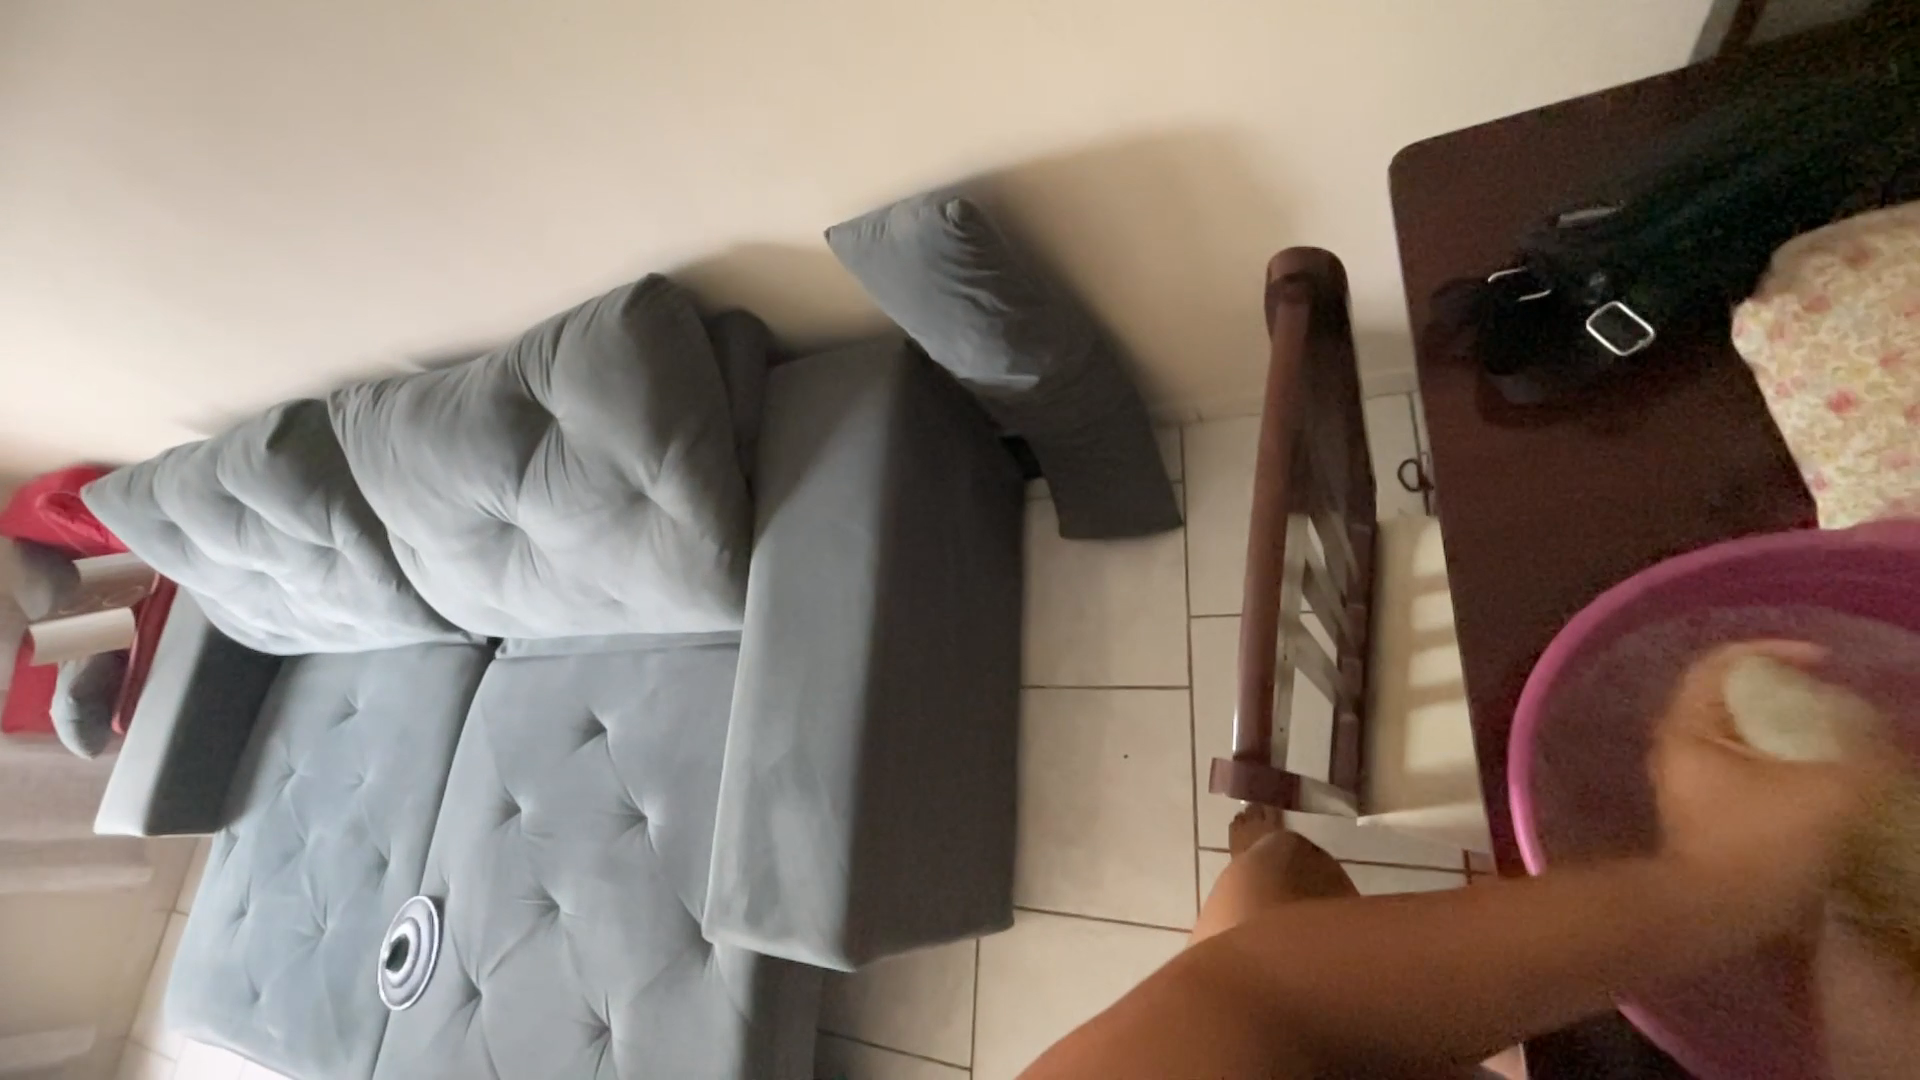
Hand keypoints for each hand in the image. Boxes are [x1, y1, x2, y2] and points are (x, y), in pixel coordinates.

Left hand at [1649, 641, 1886, 935]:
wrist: (1717, 905)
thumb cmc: (1761, 841)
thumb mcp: (1829, 791)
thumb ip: (1862, 752)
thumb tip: (1878, 733)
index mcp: (1687, 726)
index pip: (1718, 665)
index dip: (1771, 651)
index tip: (1824, 659)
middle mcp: (1679, 743)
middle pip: (1730, 697)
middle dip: (1787, 692)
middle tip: (1842, 700)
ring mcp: (1691, 774)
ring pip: (1743, 733)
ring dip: (1792, 730)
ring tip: (1846, 737)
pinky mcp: (1710, 804)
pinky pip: (1751, 765)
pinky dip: (1789, 760)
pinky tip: (1832, 776)